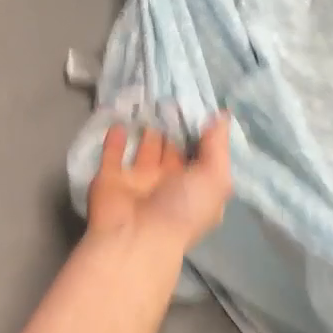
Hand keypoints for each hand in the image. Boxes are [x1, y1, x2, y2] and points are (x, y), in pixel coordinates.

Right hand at [87, 113, 232, 252]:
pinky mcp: (110, 177)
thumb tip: (221, 115)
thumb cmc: (182, 209)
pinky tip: (120, 122)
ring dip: (147, 130)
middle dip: (174, 127)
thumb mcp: (215, 178)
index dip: (201, 133)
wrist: (136, 234)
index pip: (201, 156)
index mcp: (196, 187)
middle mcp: (168, 183)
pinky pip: (112, 154)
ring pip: (144, 150)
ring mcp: (138, 180)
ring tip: (150, 103)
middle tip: (172, 98)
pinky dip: (115, 139)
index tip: (198, 104)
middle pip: (172, 150)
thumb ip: (217, 146)